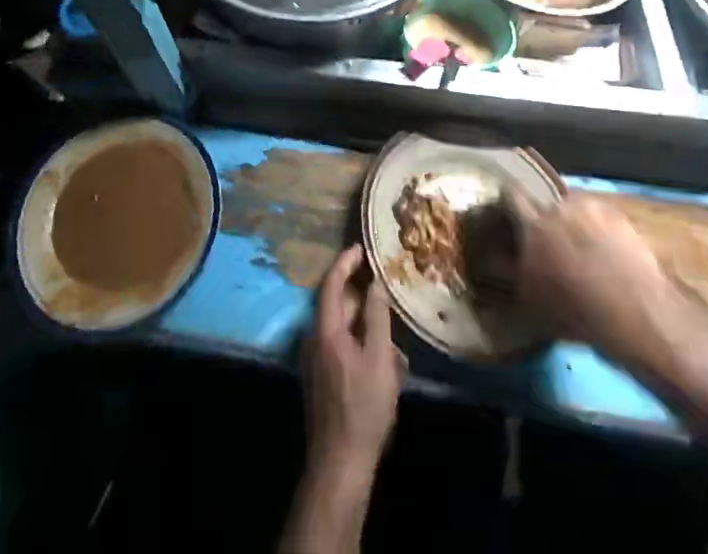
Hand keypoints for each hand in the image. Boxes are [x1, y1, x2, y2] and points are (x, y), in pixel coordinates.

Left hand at [301, 246, 403, 477]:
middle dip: (362, 299)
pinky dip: (361, 345)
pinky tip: (384, 362)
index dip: (345, 263)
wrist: (340, 459)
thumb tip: (376, 285)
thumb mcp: (380, 359)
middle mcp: (313, 339)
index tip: (361, 248)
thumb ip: (378, 318)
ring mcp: (314, 359)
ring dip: (366, 327)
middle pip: (336, 305)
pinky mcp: (321, 376)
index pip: (331, 284)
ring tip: (393, 339)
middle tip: (387, 291)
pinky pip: (340, 347)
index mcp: (325, 330)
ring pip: (342, 328)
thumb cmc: (364, 407)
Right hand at [505, 188, 696, 372]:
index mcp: (532, 223)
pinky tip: (603, 249)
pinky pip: (598, 214)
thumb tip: (493, 252)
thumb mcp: (530, 293)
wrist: (638, 314)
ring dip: (570, 219)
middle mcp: (560, 207)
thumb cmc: (576, 309)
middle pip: (544, 200)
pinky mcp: (620, 216)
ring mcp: (593, 209)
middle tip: (546, 236)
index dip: (508, 201)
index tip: (507, 211)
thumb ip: (509, 265)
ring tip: (578, 244)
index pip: (511, 195)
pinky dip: (596, 226)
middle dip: (542, 214)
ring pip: (573, 206)